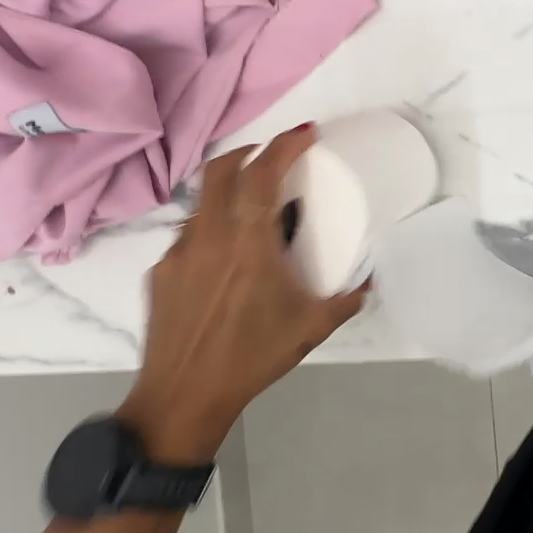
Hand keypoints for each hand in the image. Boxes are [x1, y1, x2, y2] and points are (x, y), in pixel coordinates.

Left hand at [119, 123, 368, 462]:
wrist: (182, 397)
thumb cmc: (253, 357)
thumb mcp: (313, 326)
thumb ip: (348, 298)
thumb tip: (371, 279)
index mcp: (249, 244)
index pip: (261, 175)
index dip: (283, 145)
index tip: (306, 135)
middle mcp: (209, 238)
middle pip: (221, 171)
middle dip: (250, 151)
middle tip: (275, 155)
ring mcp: (179, 253)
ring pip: (203, 202)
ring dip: (230, 190)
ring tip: (255, 209)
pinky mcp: (161, 272)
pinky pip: (190, 234)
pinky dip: (213, 226)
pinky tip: (228, 256)